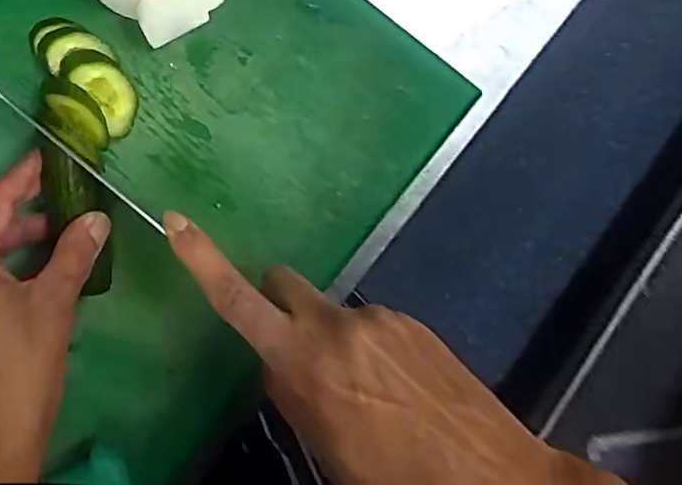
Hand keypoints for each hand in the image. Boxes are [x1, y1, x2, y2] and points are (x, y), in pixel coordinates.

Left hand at [0, 151, 111, 483]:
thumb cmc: (20, 368)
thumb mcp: (52, 305)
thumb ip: (73, 254)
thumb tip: (97, 217)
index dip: (20, 176)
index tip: (45, 156)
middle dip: (19, 202)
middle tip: (56, 185)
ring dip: (17, 233)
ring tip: (57, 225)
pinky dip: (11, 260)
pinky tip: (41, 264)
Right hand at [165, 212, 617, 484]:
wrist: (504, 483)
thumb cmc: (402, 482)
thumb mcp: (332, 453)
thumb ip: (296, 396)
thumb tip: (278, 366)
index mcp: (308, 362)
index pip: (239, 302)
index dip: (203, 260)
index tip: (177, 222)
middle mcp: (336, 325)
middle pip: (282, 283)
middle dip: (276, 303)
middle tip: (294, 348)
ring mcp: (376, 317)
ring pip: (330, 312)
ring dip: (331, 339)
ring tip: (368, 396)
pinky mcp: (409, 320)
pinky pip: (370, 325)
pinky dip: (369, 349)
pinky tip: (399, 394)